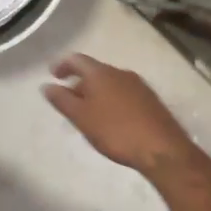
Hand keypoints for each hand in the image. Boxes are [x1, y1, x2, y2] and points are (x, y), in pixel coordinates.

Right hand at [44, 54, 198, 175]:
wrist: (164, 151)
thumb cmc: (116, 131)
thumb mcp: (81, 117)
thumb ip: (62, 100)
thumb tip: (46, 86)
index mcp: (100, 73)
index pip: (76, 59)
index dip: (62, 65)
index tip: (53, 76)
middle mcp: (120, 73)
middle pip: (94, 71)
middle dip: (80, 82)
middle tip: (70, 99)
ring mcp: (139, 86)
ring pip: (111, 83)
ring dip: (97, 92)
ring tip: (90, 112)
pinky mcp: (152, 102)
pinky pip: (125, 94)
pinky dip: (113, 100)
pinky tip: (113, 119)